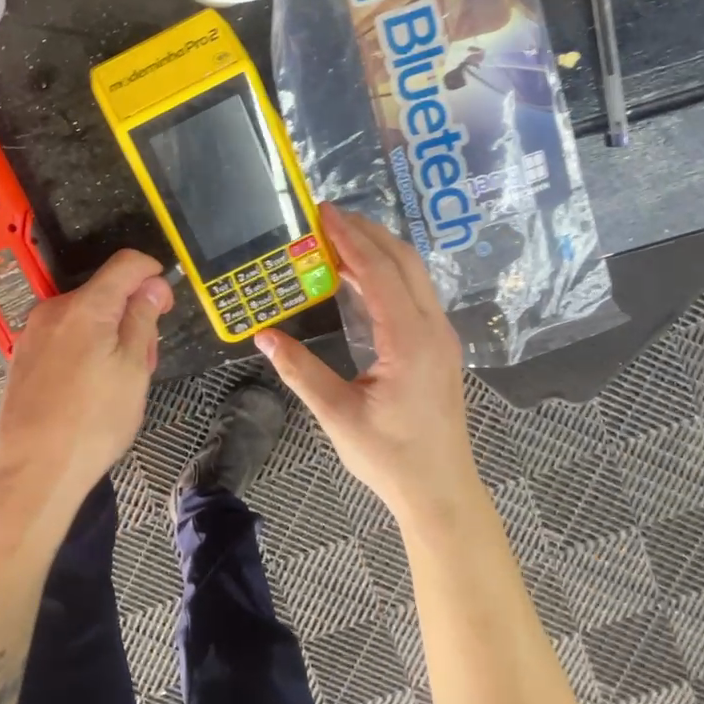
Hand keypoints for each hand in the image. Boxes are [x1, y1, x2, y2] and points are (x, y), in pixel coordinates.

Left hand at [0, 249, 172, 509]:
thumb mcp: (133, 369)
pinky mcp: (23, 357)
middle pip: (105, 293)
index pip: (126, 263)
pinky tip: (90, 390)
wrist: (34, 471)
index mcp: (85, 307)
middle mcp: (52, 310)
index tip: (165, 304)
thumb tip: (152, 285)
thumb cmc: (92, 424)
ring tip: (118, 385)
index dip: (153, 276)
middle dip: (131, 316)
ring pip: (85, 317)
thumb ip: (142, 319)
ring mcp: (33, 334)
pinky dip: (86, 350)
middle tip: (143, 362)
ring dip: (110, 336)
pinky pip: (65, 337)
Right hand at [255, 205, 475, 518]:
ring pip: (414, 274)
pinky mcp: (438, 346)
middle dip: (366, 232)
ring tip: (338, 236)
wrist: (440, 490)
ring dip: (379, 249)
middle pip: (404, 262)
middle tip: (325, 216)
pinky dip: (387, 271)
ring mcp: (440, 337)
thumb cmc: (389, 457)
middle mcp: (432, 330)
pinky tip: (360, 275)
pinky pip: (415, 292)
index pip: (380, 273)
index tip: (322, 212)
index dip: (350, 239)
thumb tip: (262, 335)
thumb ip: (300, 371)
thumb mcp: (338, 415)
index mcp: (410, 342)